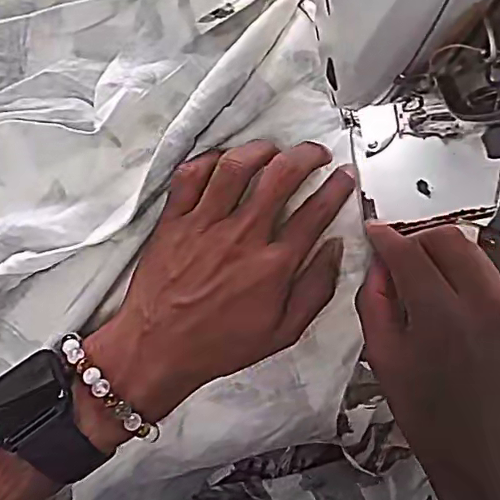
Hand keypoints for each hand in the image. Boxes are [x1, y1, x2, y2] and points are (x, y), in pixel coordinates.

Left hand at [77, 141, 355, 449]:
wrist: (158, 349)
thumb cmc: (216, 344)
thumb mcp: (283, 331)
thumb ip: (316, 289)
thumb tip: (333, 252)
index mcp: (272, 266)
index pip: (315, 212)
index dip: (336, 189)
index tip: (342, 178)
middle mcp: (241, 238)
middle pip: (281, 176)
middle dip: (306, 156)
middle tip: (315, 154)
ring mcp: (205, 226)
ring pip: (236, 167)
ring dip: (260, 150)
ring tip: (272, 150)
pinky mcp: (174, 222)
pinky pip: (190, 177)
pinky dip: (207, 161)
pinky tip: (220, 162)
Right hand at [357, 222, 499, 499]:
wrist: (482, 452)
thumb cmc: (433, 419)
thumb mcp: (384, 359)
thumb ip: (375, 303)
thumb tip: (377, 270)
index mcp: (441, 318)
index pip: (409, 252)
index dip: (387, 237)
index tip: (376, 233)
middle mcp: (481, 306)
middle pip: (448, 238)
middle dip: (416, 237)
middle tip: (397, 251)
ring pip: (472, 251)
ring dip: (441, 251)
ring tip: (419, 273)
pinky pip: (487, 275)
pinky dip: (462, 272)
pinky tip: (444, 294)